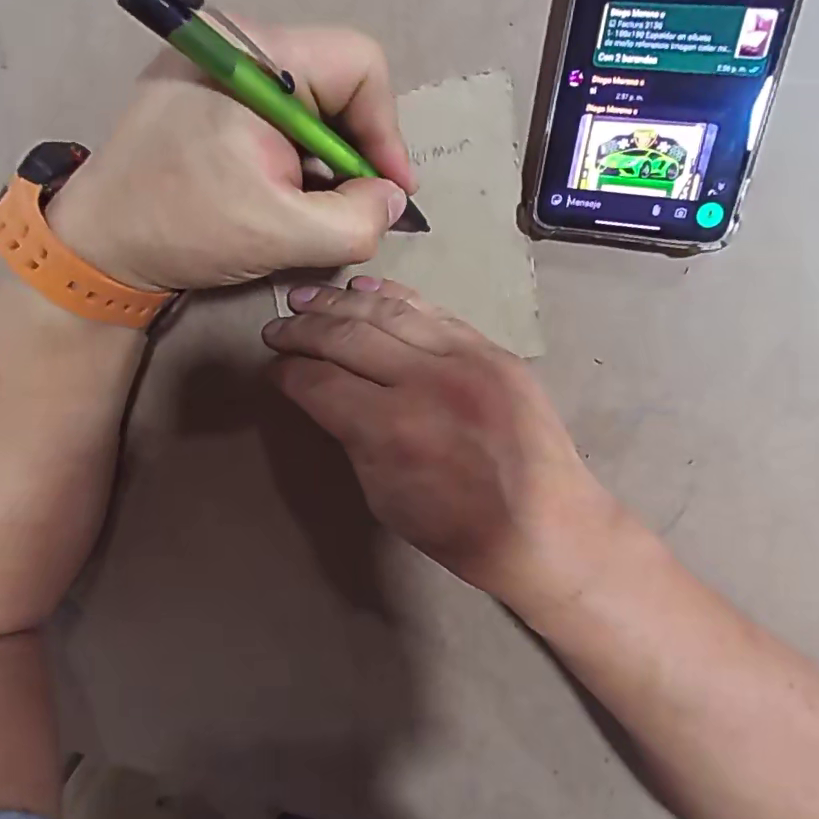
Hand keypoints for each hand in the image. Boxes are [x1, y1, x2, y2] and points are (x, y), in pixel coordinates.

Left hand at [46, 26, 417, 291]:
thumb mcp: (282, 235)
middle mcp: (238, 44)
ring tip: (313, 212)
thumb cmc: (183, 230)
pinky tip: (283, 199)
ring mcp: (218, 67)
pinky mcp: (207, 96)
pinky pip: (277, 119)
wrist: (100, 244)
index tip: (390, 192)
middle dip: (355, 155)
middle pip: (337, 87)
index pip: (360, 66)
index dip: (386, 133)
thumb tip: (390, 199)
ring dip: (325, 165)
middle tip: (355, 209)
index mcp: (255, 56)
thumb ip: (355, 221)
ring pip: (310, 108)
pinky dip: (295, 162)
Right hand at [262, 278, 630, 610]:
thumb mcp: (384, 497)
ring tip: (306, 297)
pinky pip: (432, 311)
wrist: (546, 526)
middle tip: (276, 328)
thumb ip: (352, 438)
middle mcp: (424, 381)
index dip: (287, 373)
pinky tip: (363, 289)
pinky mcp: (492, 350)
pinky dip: (393, 297)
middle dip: (302, 329)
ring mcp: (465, 358)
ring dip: (339, 301)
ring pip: (388, 312)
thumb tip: (326, 397)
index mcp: (390, 429)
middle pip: (346, 336)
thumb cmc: (458, 529)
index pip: (319, 383)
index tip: (272, 369)